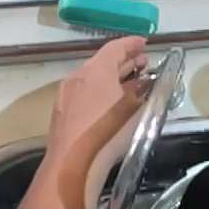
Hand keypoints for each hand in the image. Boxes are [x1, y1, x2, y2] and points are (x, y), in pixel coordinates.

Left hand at [39, 36, 150, 208]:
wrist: (73, 165)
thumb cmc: (108, 132)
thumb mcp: (134, 108)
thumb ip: (142, 91)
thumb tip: (144, 83)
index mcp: (95, 69)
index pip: (115, 48)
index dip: (132, 44)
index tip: (145, 42)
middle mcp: (78, 76)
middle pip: (103, 62)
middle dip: (125, 62)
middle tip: (144, 64)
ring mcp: (67, 94)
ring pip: (94, 78)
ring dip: (115, 77)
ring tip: (134, 83)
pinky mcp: (63, 111)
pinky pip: (86, 91)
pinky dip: (103, 90)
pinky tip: (114, 102)